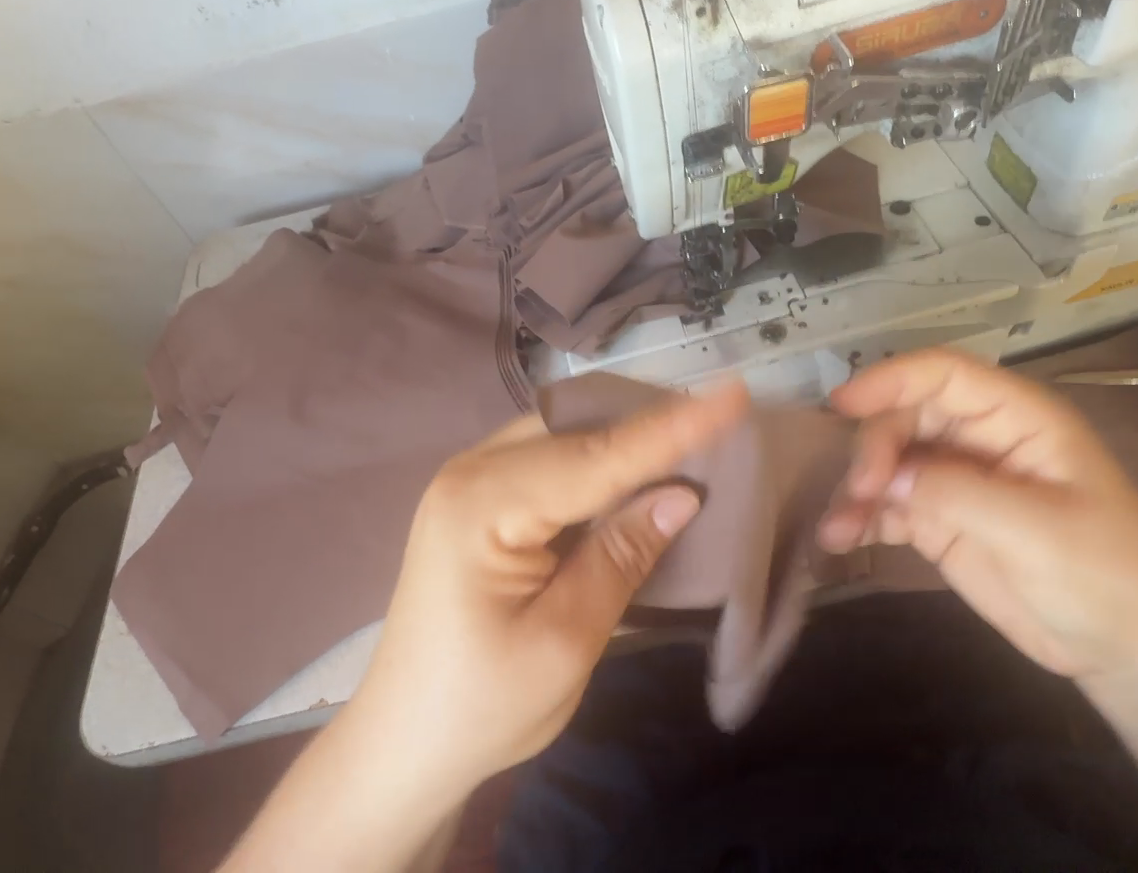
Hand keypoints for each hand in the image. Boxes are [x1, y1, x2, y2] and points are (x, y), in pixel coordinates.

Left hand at [346, 381, 750, 792]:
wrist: (405, 743)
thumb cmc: (482, 707)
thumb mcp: (565, 641)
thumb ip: (621, 558)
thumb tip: (681, 494)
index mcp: (482, 505)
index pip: (595, 457)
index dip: (670, 429)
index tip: (733, 394)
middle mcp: (469, 474)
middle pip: (572, 432)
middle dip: (645, 423)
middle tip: (721, 420)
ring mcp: (467, 485)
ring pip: (560, 439)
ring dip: (621, 441)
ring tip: (691, 439)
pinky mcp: (476, 505)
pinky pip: (545, 464)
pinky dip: (594, 465)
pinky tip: (632, 474)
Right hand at [820, 349, 1137, 679]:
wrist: (1130, 651)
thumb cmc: (1106, 576)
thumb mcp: (1037, 530)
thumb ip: (956, 494)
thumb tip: (885, 477)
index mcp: (1019, 419)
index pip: (945, 375)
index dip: (891, 379)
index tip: (842, 406)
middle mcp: (981, 439)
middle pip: (905, 416)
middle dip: (873, 446)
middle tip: (859, 491)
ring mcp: (957, 482)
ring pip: (888, 461)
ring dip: (857, 488)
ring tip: (838, 530)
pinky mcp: (940, 522)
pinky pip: (887, 506)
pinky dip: (860, 519)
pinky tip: (840, 540)